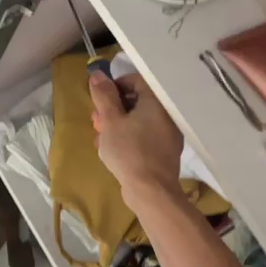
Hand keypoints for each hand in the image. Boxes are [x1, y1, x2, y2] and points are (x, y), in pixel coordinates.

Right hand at [88, 72, 183, 205]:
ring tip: (101, 138)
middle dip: (113, 109)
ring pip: (139, 120)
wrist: (151, 191)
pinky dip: (129, 137)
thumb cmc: (128, 150)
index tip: (100, 101)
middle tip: (97, 121)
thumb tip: (98, 74)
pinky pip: (144, 136)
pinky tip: (113, 151)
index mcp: (156, 102)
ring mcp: (168, 134)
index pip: (135, 80)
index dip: (114, 86)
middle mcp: (166, 114)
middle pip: (137, 101)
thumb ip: (104, 95)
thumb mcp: (110, 120)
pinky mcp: (165, 152)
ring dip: (118, 124)